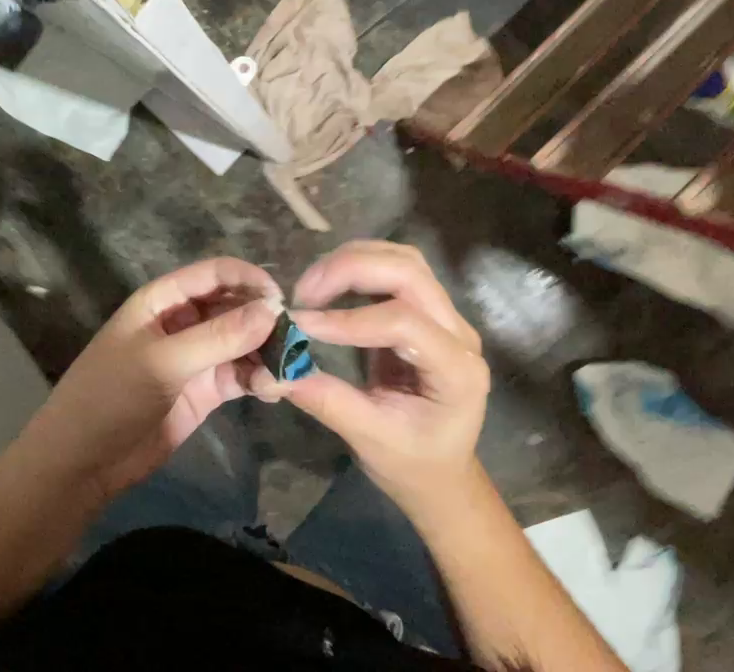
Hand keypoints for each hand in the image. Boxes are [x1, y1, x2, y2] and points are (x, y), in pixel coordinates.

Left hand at [22, 257, 281, 502]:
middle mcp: (183, 322)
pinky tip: (275, 390)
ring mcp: (195, 357)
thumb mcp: (162, 362)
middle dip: (264, 319)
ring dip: (267, 352)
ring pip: (242, 342)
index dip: (248, 280)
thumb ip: (217, 337)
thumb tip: (273, 310)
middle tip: (294, 341)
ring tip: (287, 371)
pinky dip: (260, 378)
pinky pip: (241, 374)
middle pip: (234, 306)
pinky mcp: (205, 390)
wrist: (83, 462)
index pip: (214, 274)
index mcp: (162, 300)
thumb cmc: (111, 397)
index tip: (281, 301)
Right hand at [259, 241, 488, 512]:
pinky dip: (358, 268)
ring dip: (353, 261)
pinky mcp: (427, 311)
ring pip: (404, 261)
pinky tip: (328, 286)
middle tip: (303, 292)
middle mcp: (460, 333)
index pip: (405, 323)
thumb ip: (327, 399)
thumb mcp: (370, 439)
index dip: (349, 319)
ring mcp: (447, 317)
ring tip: (311, 286)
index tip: (300, 325)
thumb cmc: (413, 463)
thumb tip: (274, 371)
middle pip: (409, 272)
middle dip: (351, 270)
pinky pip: (396, 271)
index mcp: (457, 371)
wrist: (441, 473)